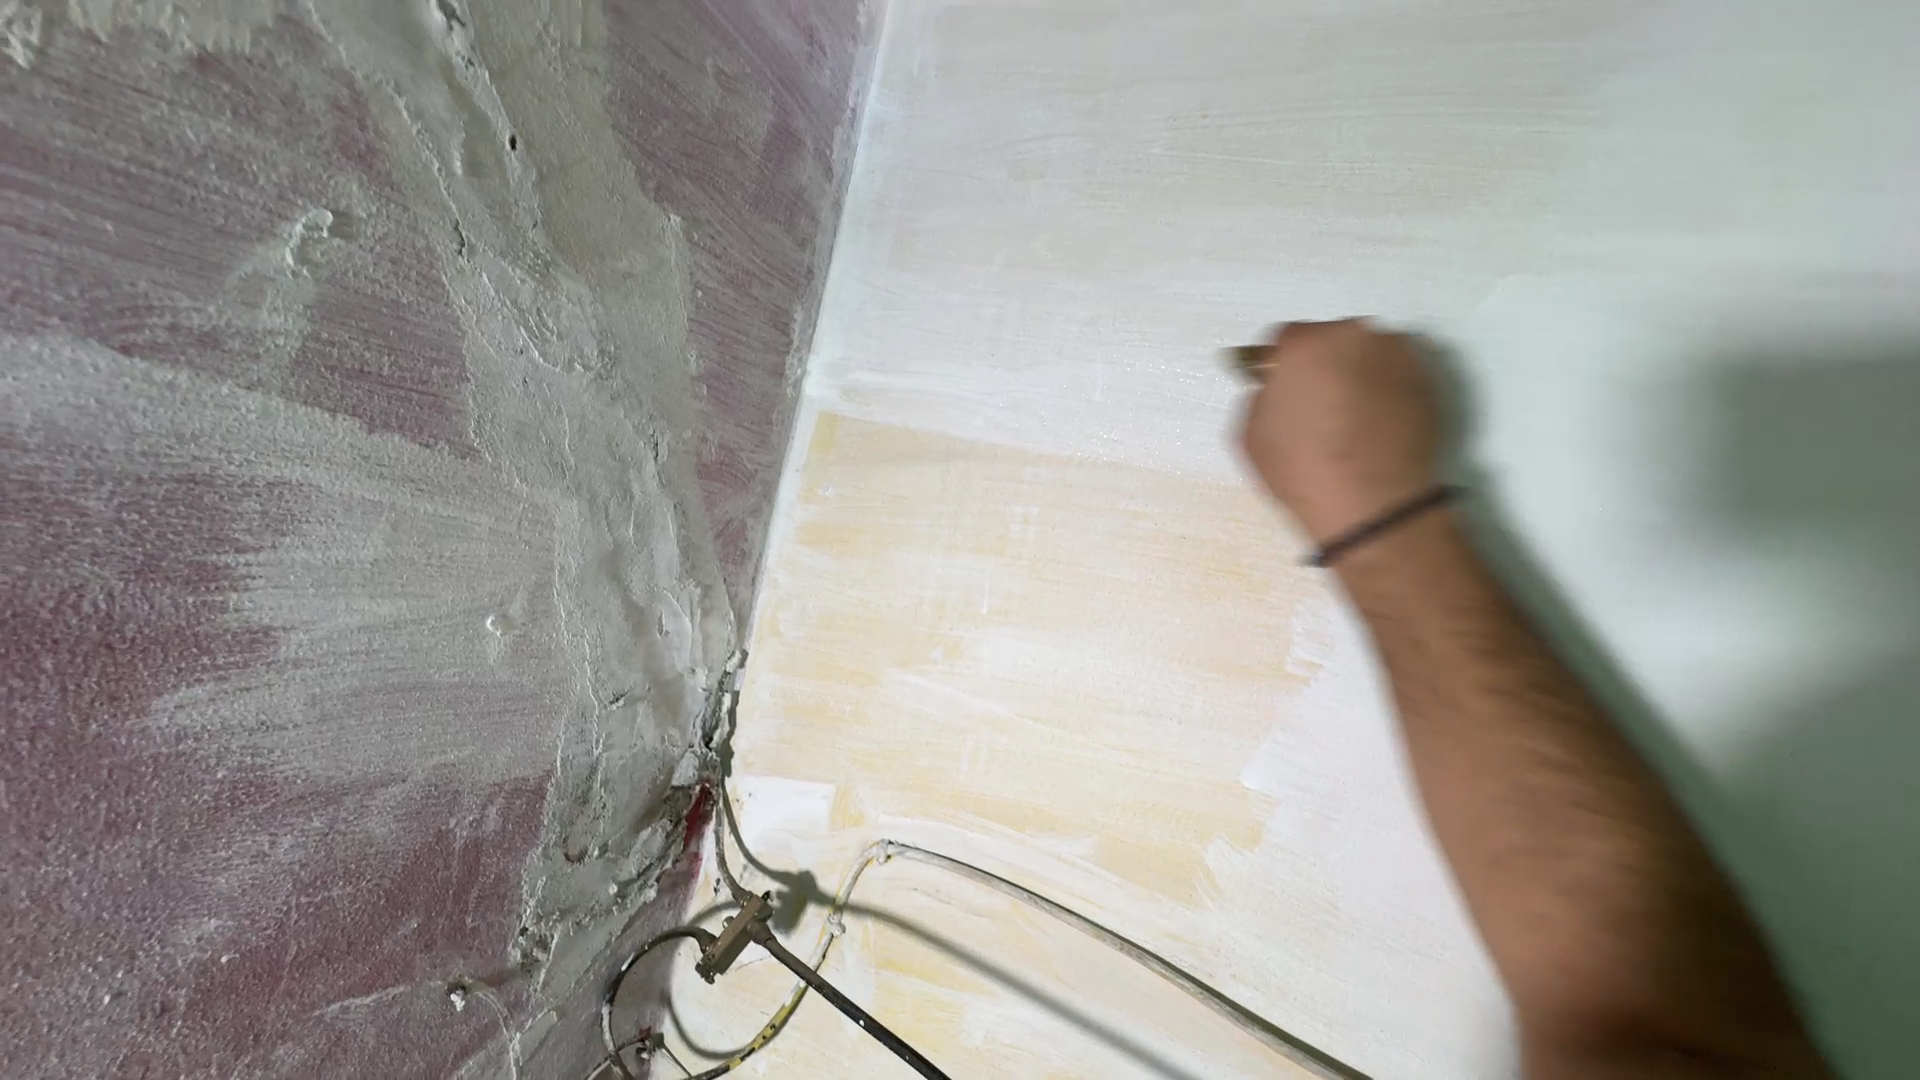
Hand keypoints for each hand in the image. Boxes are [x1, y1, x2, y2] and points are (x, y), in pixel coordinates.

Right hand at [1238, 319, 1442, 543]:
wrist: (1372, 500)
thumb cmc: (1301, 466)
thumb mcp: (1250, 433)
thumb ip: (1261, 396)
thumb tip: (1277, 388)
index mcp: (1307, 344)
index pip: (1286, 338)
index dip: (1280, 365)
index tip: (1282, 391)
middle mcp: (1357, 335)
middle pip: (1332, 339)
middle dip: (1322, 364)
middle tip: (1317, 405)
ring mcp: (1400, 354)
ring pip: (1367, 353)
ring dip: (1356, 373)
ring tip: (1351, 417)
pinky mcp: (1429, 380)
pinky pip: (1395, 375)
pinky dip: (1385, 390)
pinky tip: (1375, 425)